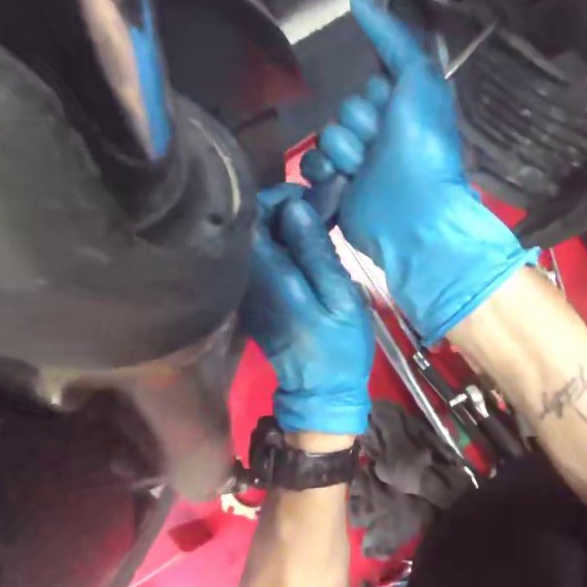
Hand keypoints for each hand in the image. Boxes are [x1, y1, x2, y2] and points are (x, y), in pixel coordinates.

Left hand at [240, 186, 373, 435]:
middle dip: (285, 207)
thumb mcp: (340, 296)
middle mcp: (246, 273)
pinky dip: (285, 244)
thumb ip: (317, 250)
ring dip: (287, 225)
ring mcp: (247, 286)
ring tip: (322, 224)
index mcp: (265, 271)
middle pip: (252, 222)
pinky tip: (311, 246)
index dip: (280, 196)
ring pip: (258, 238)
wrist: (323, 391)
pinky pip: (264, 256)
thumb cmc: (338, 345)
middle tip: (323, 209)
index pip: (253, 212)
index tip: (312, 198)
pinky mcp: (256, 295)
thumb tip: (297, 205)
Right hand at [303, 0, 531, 341]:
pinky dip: (326, 172)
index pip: (369, 86)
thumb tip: (359, 0)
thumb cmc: (425, 149)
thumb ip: (395, 42)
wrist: (416, 217)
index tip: (391, 114)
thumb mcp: (420, 84)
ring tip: (366, 171)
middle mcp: (385, 138)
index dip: (376, 98)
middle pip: (344, 108)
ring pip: (328, 136)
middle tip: (380, 148)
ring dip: (344, 151)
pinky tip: (343, 183)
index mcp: (409, 116)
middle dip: (359, 126)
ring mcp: (363, 165)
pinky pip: (315, 166)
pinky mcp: (343, 190)